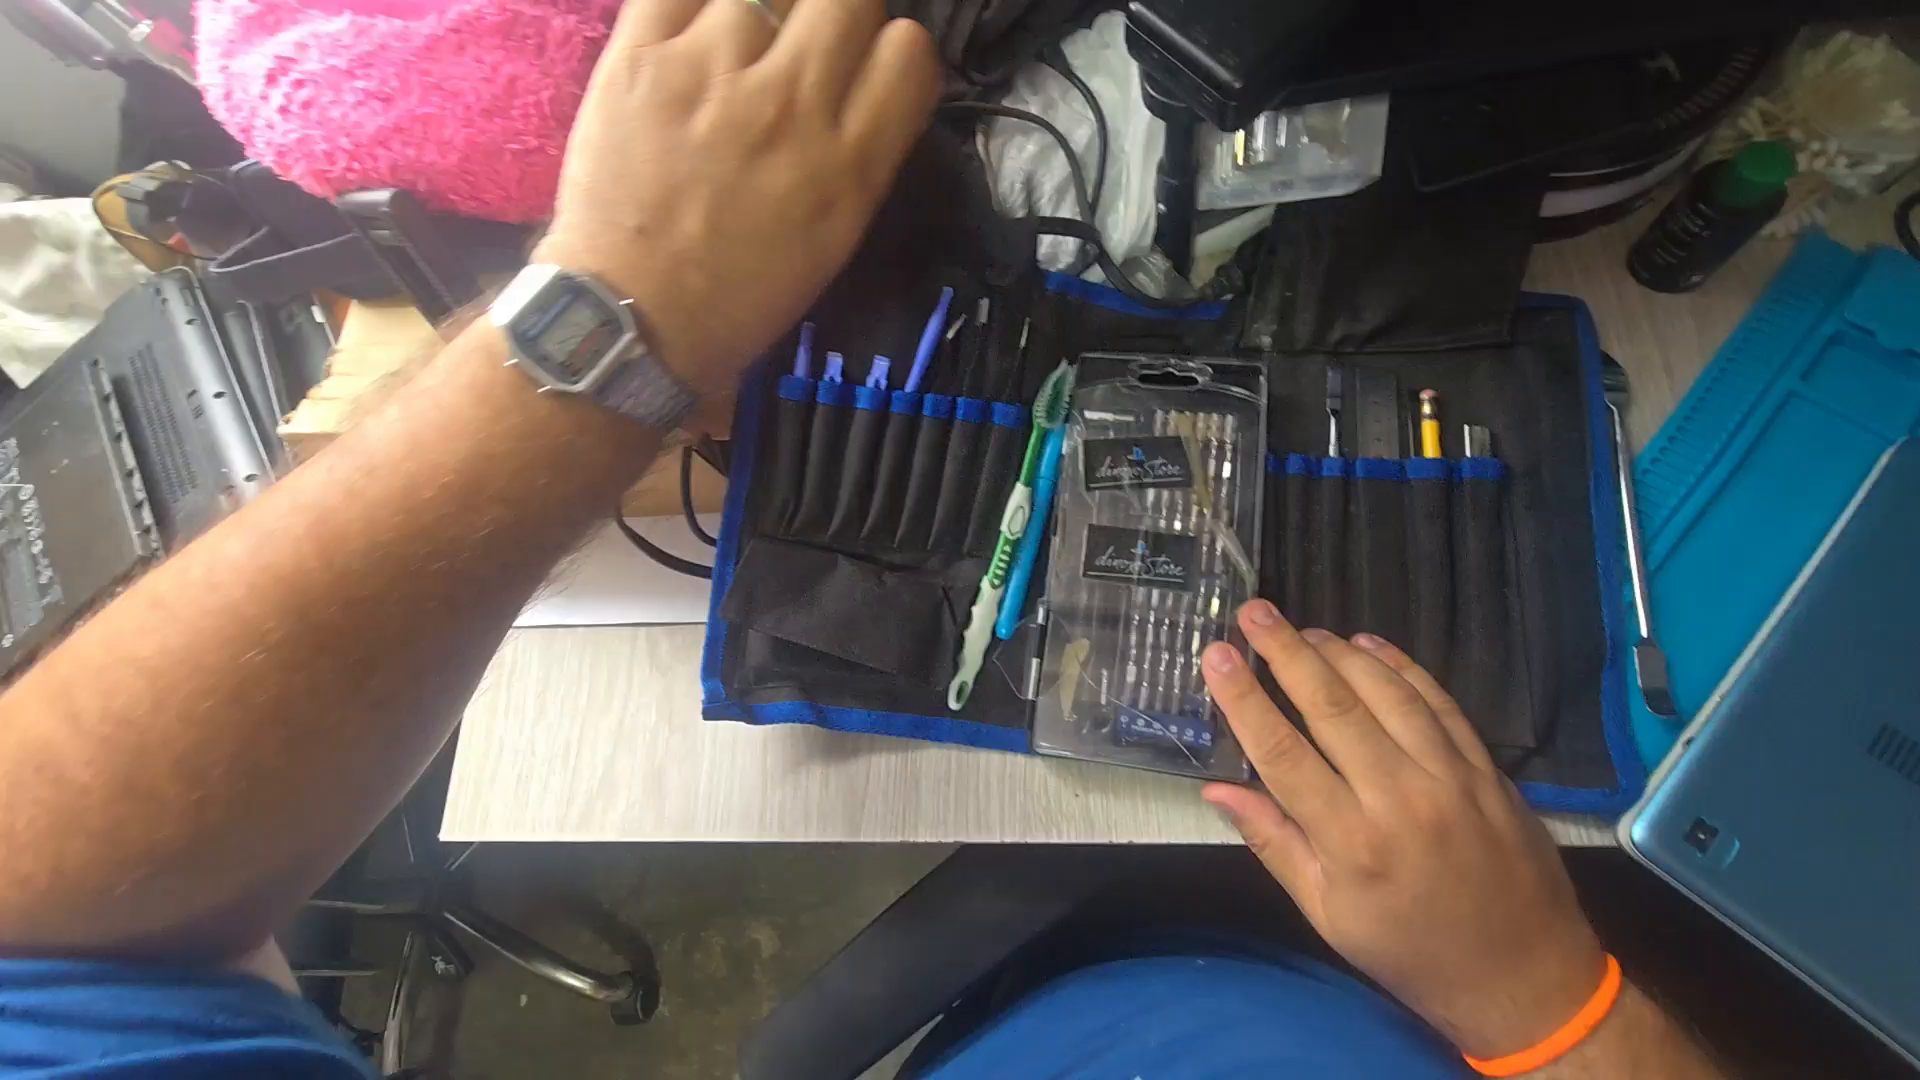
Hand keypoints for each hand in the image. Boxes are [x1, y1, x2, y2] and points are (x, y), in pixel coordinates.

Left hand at [534, 0, 939, 395]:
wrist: (639, 318)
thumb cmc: (744, 297)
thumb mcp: (833, 240)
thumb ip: (861, 158)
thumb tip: (862, 91)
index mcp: (850, 166)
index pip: (910, 53)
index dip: (893, 56)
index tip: (867, 76)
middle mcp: (794, 106)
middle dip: (836, 23)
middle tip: (803, 59)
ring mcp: (716, 71)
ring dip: (758, 22)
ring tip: (730, 68)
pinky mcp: (642, 54)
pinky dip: (695, 10)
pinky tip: (690, 47)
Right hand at [1199, 600, 1606, 1060]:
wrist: (1527, 981)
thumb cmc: (1408, 950)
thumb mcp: (1326, 912)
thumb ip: (1272, 842)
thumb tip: (1214, 789)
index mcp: (1352, 841)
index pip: (1281, 752)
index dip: (1243, 698)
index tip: (1216, 655)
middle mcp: (1400, 798)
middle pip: (1332, 707)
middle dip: (1286, 651)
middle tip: (1253, 611)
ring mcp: (1452, 778)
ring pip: (1386, 693)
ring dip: (1338, 651)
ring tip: (1301, 626)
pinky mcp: (1488, 770)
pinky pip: (1439, 702)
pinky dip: (1402, 666)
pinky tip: (1369, 642)